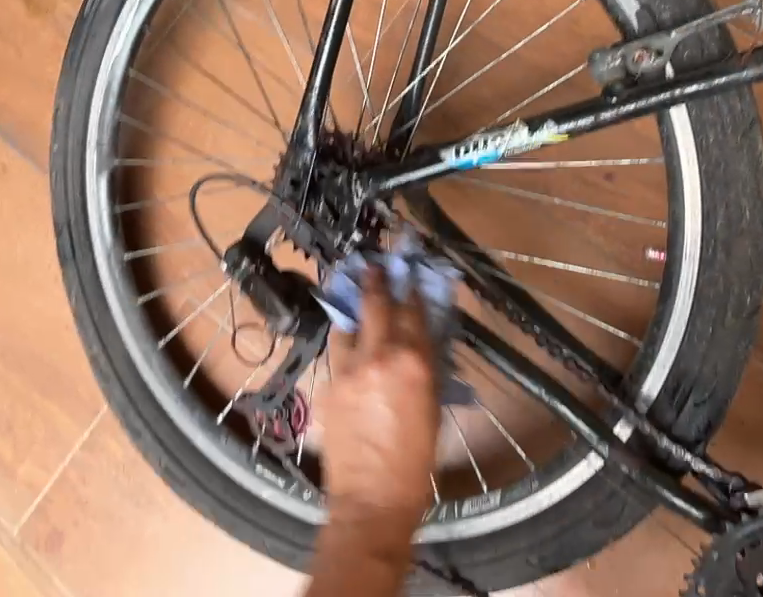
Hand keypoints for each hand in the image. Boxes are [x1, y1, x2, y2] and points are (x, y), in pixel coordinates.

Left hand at [323, 267, 441, 536]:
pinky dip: (343, 339)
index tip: (411, 272)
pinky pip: (336, 352)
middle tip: (376, 264)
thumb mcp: (433, 407)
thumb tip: (423, 343)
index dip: (412, 289)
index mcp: (414, 362)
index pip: (413, 312)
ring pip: (348, 324)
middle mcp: (380, 357)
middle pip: (377, 305)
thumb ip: (426, 368)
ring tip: (354, 289)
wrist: (373, 500)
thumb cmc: (416, 460)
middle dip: (377, 280)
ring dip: (353, 306)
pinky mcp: (329, 386)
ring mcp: (350, 369)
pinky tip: (345, 335)